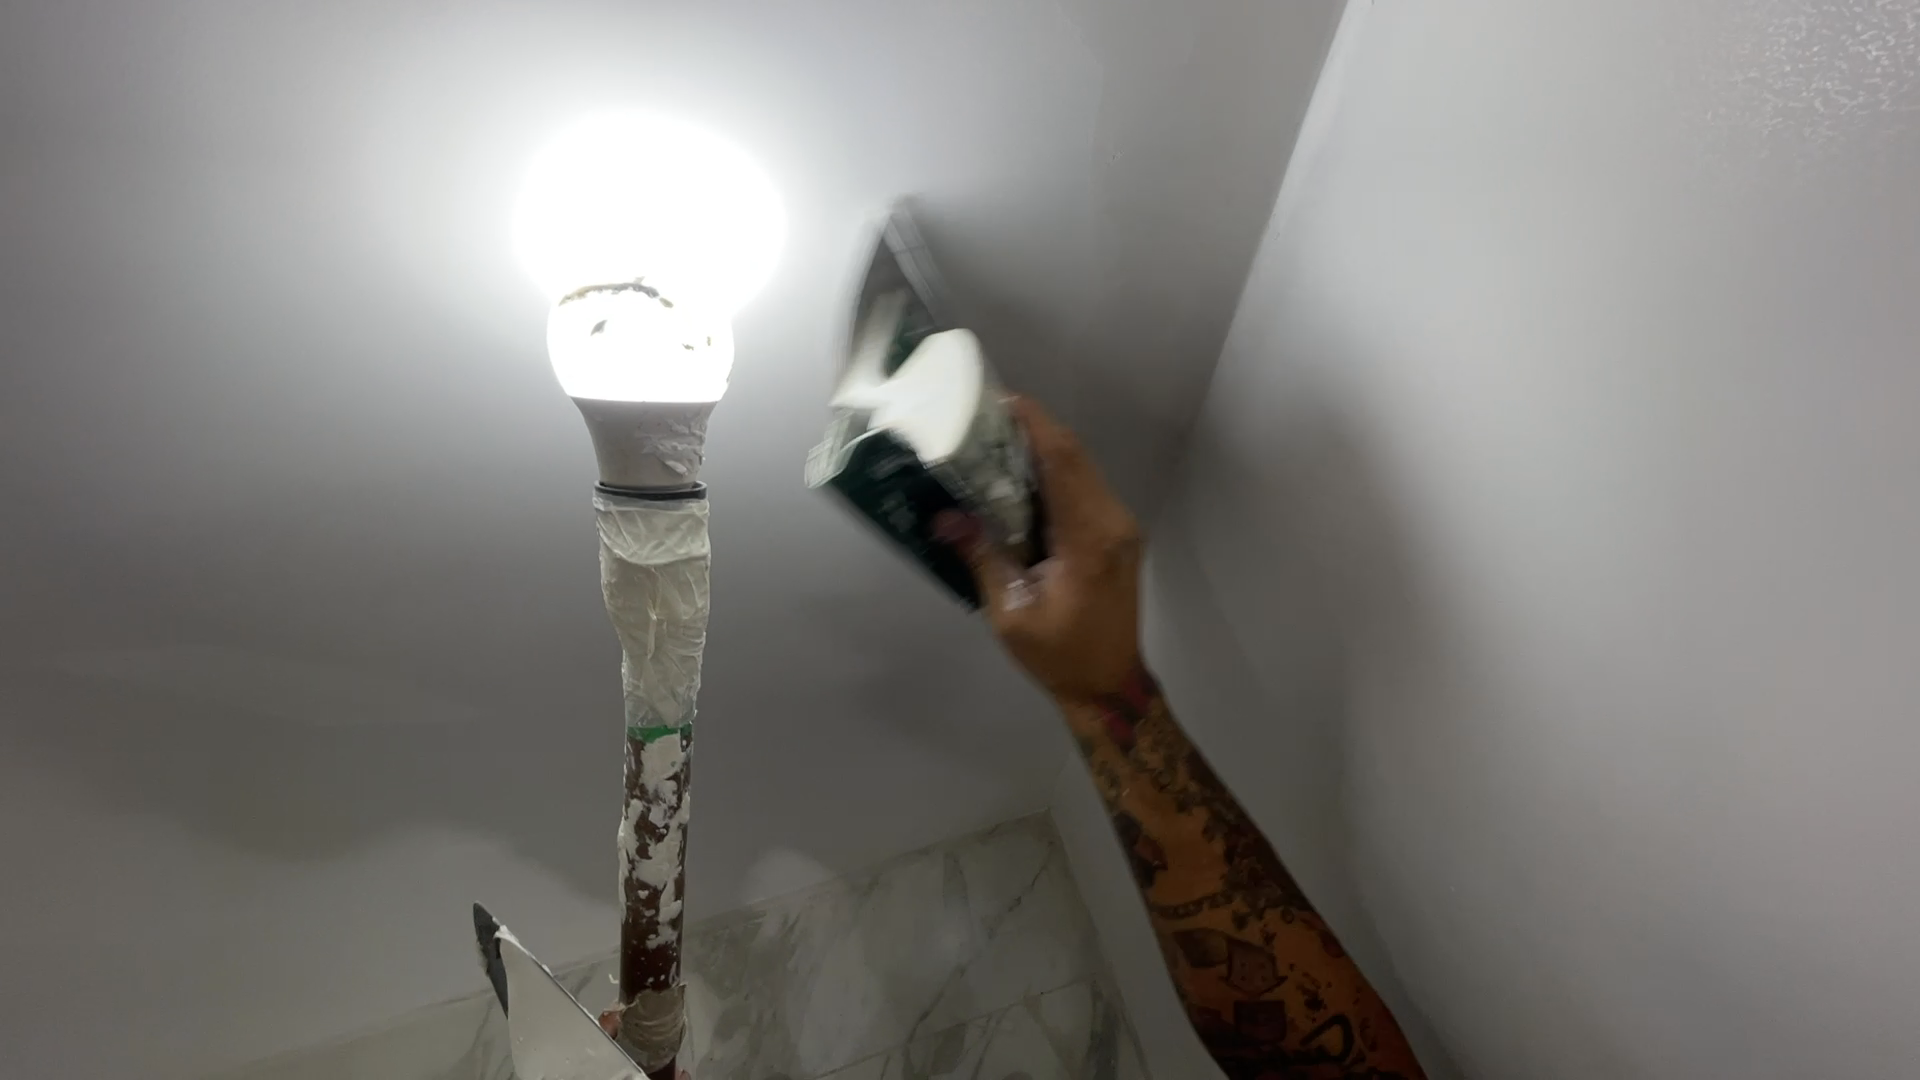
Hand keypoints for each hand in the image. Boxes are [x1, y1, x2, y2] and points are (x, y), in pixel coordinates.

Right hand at [937, 396, 1143, 707]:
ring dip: (1043, 451)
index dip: (1034, 424)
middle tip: (986, 421)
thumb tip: (944, 517)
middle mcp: (1112, 523)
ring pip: (1083, 469)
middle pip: (1076, 456)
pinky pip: (1085, 489)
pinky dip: (1054, 474)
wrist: (1108, 684)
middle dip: (1033, 430)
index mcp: (1088, 540)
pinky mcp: (1117, 535)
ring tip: (997, 443)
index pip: (1063, 462)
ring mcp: (1120, 527)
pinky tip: (1021, 480)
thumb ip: (983, 558)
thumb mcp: (1011, 614)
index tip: (1000, 402)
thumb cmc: (1059, 656)